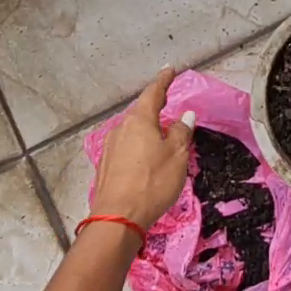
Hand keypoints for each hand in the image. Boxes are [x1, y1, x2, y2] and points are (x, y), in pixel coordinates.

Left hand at [91, 67, 195, 230]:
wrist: (117, 219)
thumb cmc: (152, 183)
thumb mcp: (177, 156)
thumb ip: (182, 132)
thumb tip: (185, 116)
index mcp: (139, 120)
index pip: (153, 93)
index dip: (163, 81)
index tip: (170, 70)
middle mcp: (121, 128)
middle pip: (140, 112)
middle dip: (155, 107)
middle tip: (168, 102)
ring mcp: (110, 148)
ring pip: (132, 131)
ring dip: (146, 129)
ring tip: (160, 134)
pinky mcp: (105, 166)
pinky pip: (126, 147)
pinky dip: (138, 146)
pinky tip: (145, 158)